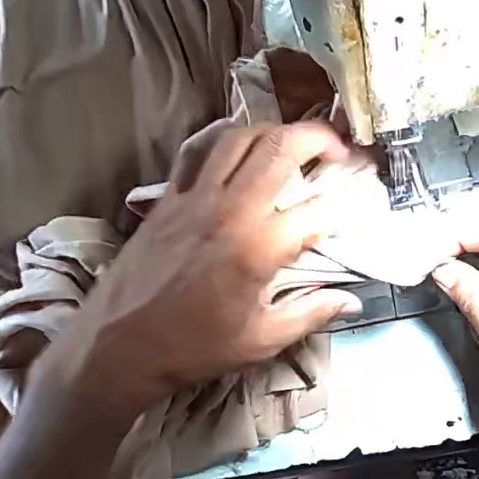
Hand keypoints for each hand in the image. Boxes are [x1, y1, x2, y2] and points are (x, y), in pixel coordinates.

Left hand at [42, 120, 364, 416]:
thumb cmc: (193, 348)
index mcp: (259, 248)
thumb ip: (310, 314)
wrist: (119, 344)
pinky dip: (221, 139)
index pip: (319, 211)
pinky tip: (235, 145)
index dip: (348, 204)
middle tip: (338, 150)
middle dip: (321, 138)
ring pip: (238, 137)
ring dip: (273, 130)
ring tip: (290, 143)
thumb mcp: (259, 341)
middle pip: (282, 148)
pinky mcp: (167, 198)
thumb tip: (352, 300)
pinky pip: (196, 152)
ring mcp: (194, 198)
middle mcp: (230, 210)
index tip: (359, 206)